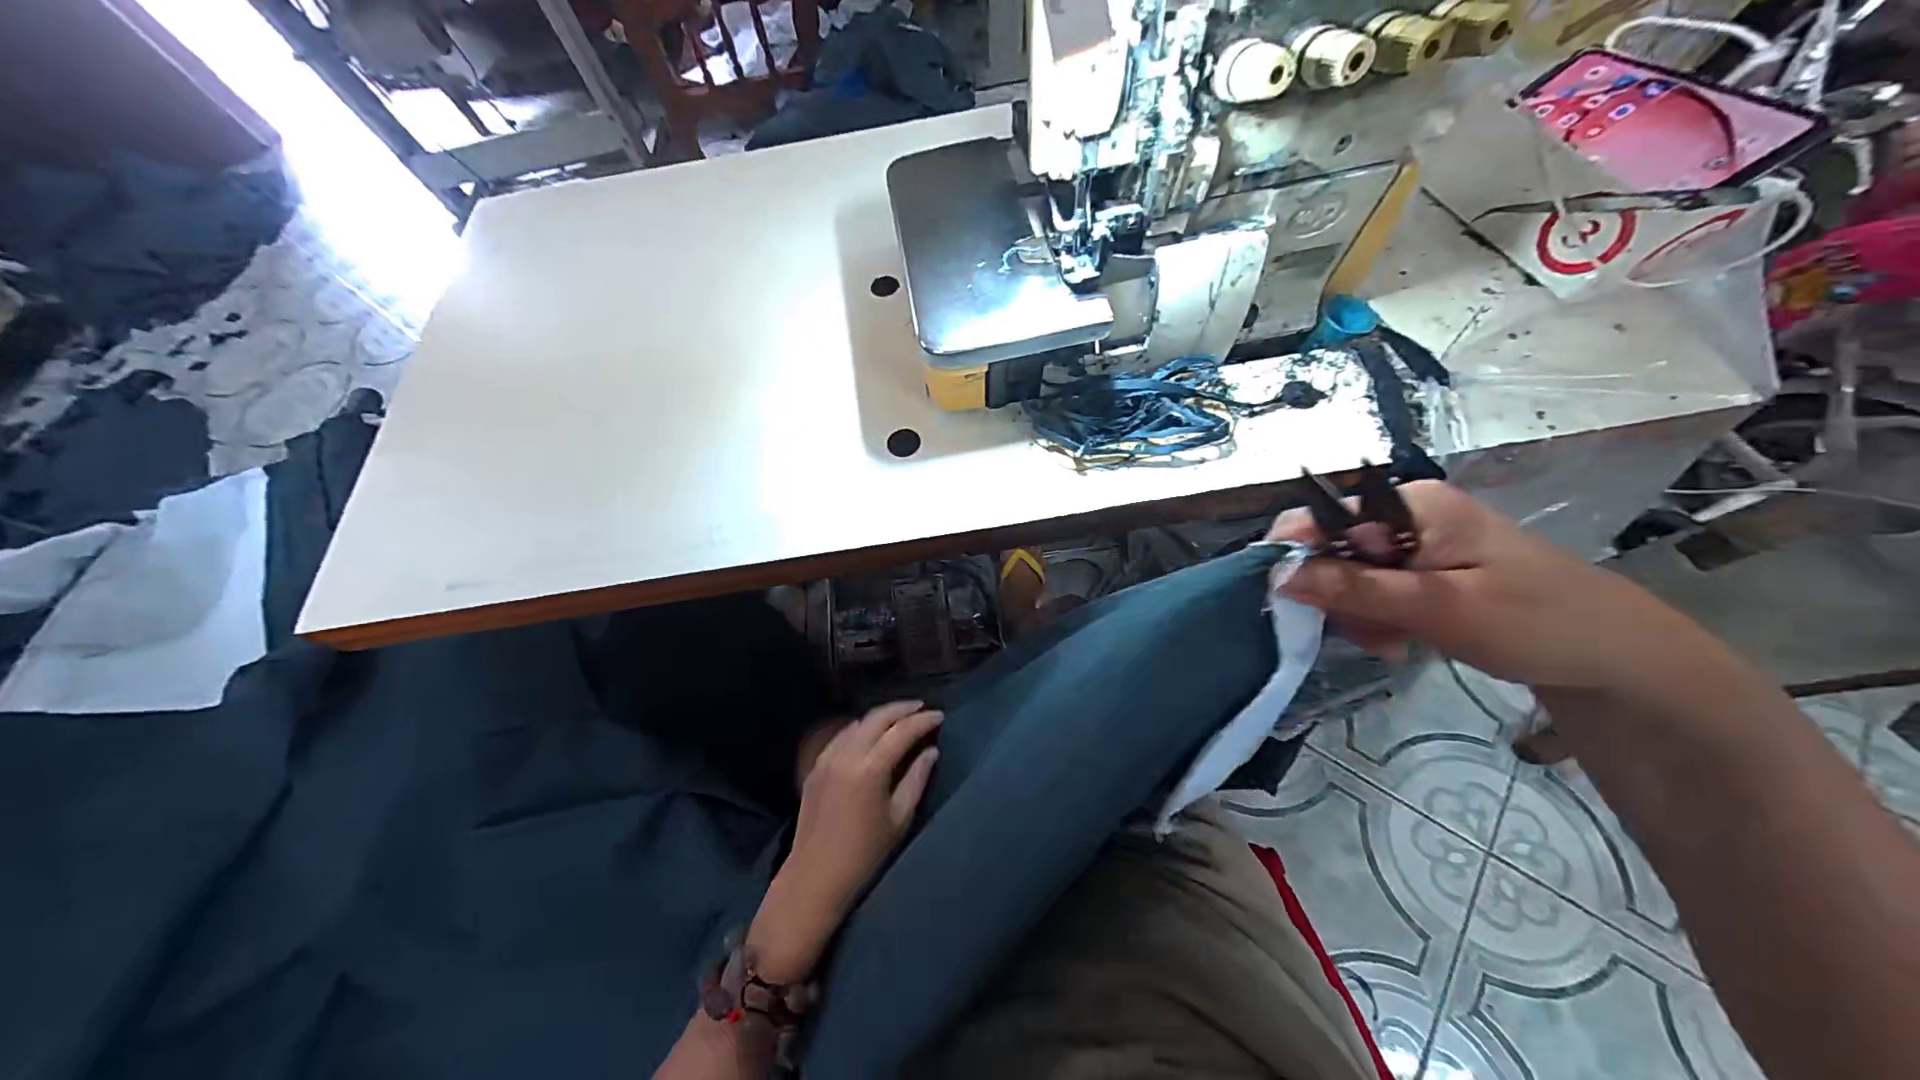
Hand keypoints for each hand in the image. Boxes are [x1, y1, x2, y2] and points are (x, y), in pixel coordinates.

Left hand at [747, 700, 940, 981]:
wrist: (815, 876)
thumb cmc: (865, 854)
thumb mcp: (899, 819)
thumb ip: (917, 779)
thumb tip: (930, 750)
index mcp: (870, 769)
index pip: (902, 731)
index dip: (923, 721)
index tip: (940, 716)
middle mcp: (847, 755)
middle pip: (878, 718)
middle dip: (902, 709)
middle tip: (922, 708)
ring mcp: (827, 758)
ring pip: (858, 723)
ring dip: (881, 716)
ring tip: (901, 717)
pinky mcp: (816, 767)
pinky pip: (842, 736)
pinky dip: (861, 728)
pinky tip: (871, 733)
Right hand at [1267, 480, 1723, 691]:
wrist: (1615, 661)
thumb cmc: (1535, 620)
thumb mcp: (1439, 606)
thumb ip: (1356, 589)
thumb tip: (1279, 575)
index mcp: (1412, 504)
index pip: (1325, 516)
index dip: (1297, 553)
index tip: (1288, 597)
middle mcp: (1406, 518)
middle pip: (1331, 550)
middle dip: (1336, 595)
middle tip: (1367, 631)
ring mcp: (1414, 548)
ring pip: (1347, 578)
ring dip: (1357, 615)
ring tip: (1393, 642)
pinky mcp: (1421, 576)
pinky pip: (1371, 595)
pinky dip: (1375, 621)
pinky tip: (1399, 642)